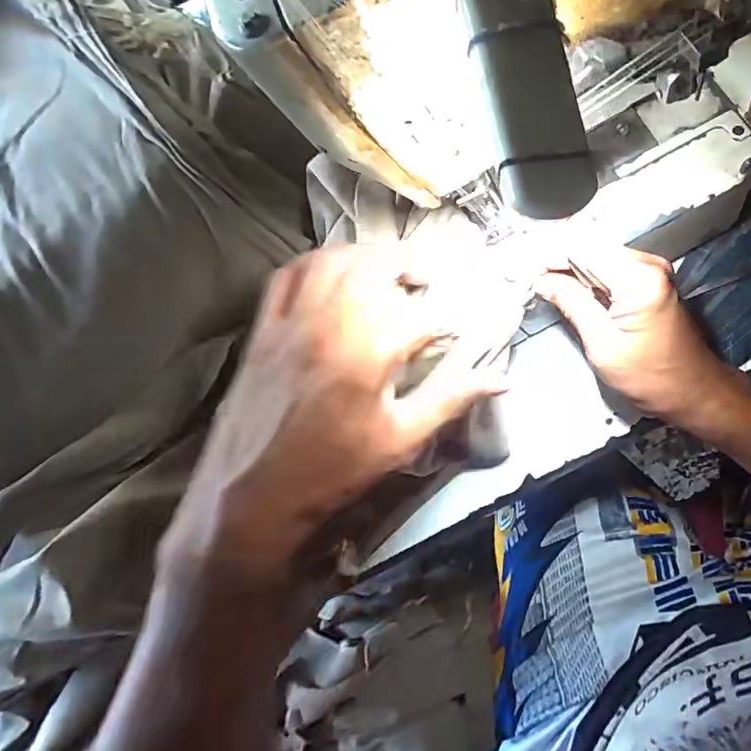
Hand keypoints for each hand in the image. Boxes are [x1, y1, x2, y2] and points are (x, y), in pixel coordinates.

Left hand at [165, 247, 503, 580]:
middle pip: (376, 265)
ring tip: (388, 267)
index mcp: (368, 353)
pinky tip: (335, 270)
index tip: (465, 320)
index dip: (454, 312)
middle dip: (411, 262)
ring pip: (332, 259)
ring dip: (366, 254)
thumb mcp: (400, 440)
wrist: (250, 495)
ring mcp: (292, 321)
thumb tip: (499, 377)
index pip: (425, 312)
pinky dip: (316, 261)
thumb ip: (450, 398)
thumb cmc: (333, 471)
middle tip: (430, 277)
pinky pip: (288, 274)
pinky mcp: (264, 327)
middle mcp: (329, 324)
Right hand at [533, 245, 745, 425]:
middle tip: (524, 273)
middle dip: (555, 259)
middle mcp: (648, 265)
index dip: (547, 254)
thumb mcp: (604, 346)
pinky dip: (585, 275)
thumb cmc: (656, 379)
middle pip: (588, 247)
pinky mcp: (649, 278)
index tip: (520, 264)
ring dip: (568, 266)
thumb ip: (573, 304)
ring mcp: (651, 270)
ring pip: (596, 255)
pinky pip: (609, 267)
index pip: (581, 249)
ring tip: (539, 279)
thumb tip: (544, 280)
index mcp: (639, 280)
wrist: (694, 390)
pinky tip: (565, 286)